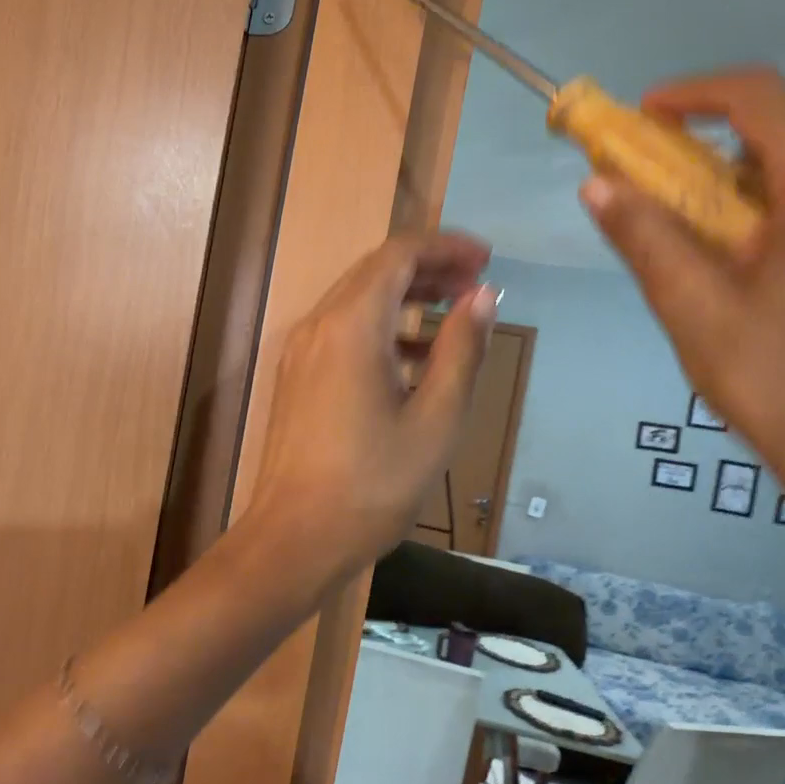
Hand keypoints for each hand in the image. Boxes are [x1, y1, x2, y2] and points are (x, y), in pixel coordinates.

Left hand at [249, 232, 495, 575]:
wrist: (297, 536)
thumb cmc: (375, 483)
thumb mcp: (436, 418)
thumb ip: (462, 349)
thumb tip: (482, 296)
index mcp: (351, 325)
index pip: (397, 255)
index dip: (445, 247)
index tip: (488, 259)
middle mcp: (318, 326)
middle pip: (374, 272)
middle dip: (428, 269)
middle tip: (478, 284)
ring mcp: (301, 353)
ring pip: (356, 303)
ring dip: (406, 300)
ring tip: (457, 321)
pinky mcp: (296, 379)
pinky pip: (342, 335)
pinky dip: (382, 332)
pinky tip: (417, 362)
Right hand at [582, 68, 784, 543]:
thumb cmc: (778, 383)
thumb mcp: (693, 309)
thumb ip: (645, 237)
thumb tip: (596, 184)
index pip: (762, 99)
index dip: (693, 94)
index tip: (640, 115)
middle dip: (711, 153)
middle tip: (655, 191)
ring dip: (748, 192)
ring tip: (701, 247)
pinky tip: (759, 275)